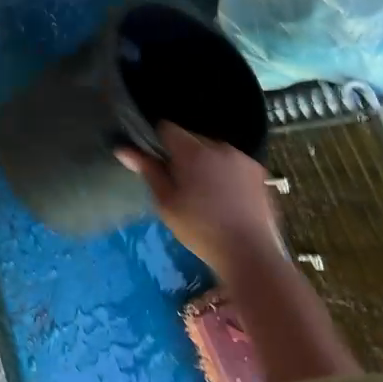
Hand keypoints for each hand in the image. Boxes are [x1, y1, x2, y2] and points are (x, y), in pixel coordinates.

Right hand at [116, 121, 279, 275]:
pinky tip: (225, 198)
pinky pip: (233, 163)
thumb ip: (147, 170)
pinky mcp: (259, 173)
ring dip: (205, 163)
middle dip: (182, 154)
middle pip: (191, 139)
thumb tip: (122, 149)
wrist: (249, 253)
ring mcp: (243, 159)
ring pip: (213, 151)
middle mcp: (219, 147)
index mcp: (193, 152)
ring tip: (204, 192)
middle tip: (179, 183)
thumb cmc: (199, 228)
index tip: (156, 162)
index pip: (167, 128)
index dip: (157, 141)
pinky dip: (225, 172)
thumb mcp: (165, 202)